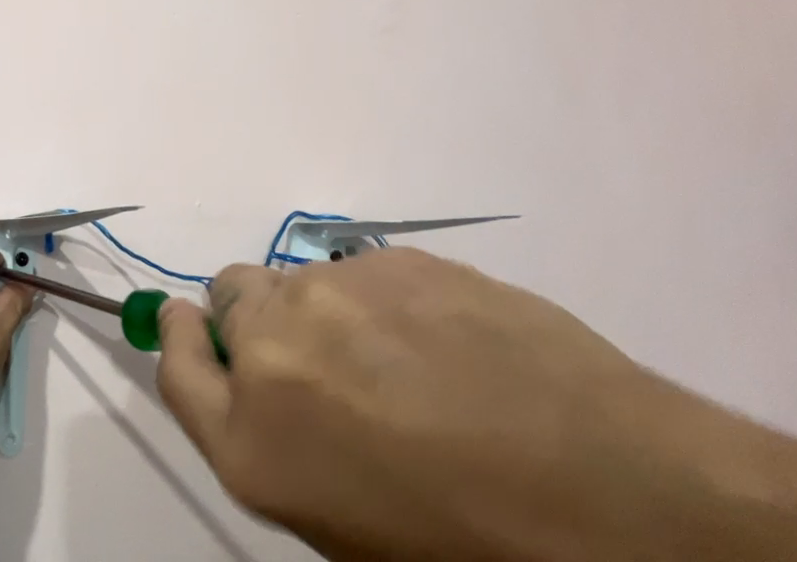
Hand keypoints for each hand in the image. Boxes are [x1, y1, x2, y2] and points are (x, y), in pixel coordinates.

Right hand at [152, 248, 796, 561]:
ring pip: (303, 279)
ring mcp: (337, 292)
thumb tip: (242, 365)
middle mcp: (273, 348)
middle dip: (258, 320)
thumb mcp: (335, 518)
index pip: (175, 358)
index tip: (192, 325)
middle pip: (229, 296)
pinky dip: (389, 301)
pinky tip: (453, 345)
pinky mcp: (402, 261)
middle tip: (325, 363)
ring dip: (328, 310)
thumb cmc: (463, 538)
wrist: (621, 499)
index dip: (179, 333)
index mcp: (251, 440)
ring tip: (409, 363)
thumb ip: (266, 436)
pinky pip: (368, 272)